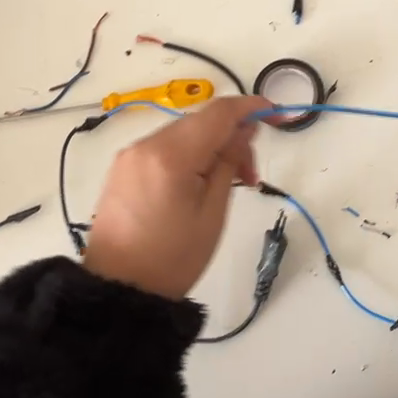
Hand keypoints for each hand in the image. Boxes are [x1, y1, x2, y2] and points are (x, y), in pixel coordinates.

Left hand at [83, 96, 270, 299]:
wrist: (119, 290)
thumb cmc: (173, 258)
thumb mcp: (213, 212)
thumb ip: (229, 162)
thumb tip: (243, 130)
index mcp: (171, 156)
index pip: (219, 112)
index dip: (253, 107)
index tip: (278, 116)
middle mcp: (145, 145)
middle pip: (201, 121)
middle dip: (234, 137)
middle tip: (251, 176)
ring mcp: (130, 156)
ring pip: (184, 134)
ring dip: (213, 148)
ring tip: (230, 184)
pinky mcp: (123, 168)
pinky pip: (165, 148)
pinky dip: (190, 156)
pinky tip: (202, 183)